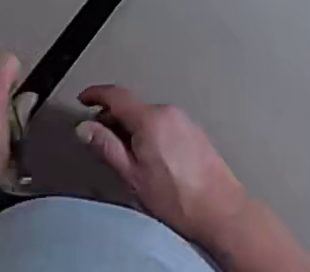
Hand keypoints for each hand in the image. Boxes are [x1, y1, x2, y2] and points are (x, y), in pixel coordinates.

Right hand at [77, 85, 309, 271]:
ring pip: (147, 115)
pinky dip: (151, 132)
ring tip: (131, 155)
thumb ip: (106, 147)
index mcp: (149, 119)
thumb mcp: (134, 176)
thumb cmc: (182, 201)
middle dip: (113, 118)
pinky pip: (164, 122)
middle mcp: (167, 113)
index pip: (114, 94)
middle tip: (103, 136)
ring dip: (133, 127)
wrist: (225, 215)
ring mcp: (184, 121)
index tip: (84, 98)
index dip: (95, 94)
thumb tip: (86, 129)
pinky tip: (153, 158)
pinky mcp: (195, 132)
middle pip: (131, 106)